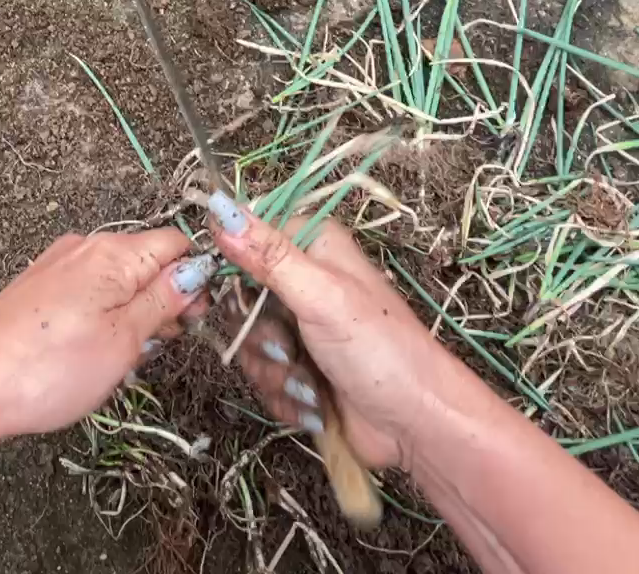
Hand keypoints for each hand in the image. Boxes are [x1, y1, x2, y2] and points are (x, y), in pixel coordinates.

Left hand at [0, 229, 211, 447]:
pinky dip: (102, 316)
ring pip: (117, 280)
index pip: (175, 243)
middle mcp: (84, 246)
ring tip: (119, 359)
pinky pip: (88, 290)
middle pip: (146, 261)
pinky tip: (89, 352)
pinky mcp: (38, 286)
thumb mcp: (123, 341)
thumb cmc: (47, 369)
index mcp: (112, 252)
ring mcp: (57, 264)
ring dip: (132, 314)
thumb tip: (196, 271)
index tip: (195, 320)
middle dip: (163, 301)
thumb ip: (164, 302)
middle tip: (155, 348)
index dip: (195, 279)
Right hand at [208, 196, 456, 469]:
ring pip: (246, 339)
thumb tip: (218, 210)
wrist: (419, 428)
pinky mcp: (297, 365)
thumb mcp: (321, 294)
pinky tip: (311, 403)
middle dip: (256, 333)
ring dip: (272, 370)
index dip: (230, 266)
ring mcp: (298, 324)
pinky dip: (282, 393)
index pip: (244, 236)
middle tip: (286, 349)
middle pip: (238, 295)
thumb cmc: (381, 350)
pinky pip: (260, 372)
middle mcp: (301, 278)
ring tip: (307, 385)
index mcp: (310, 244)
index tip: (229, 294)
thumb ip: (267, 254)